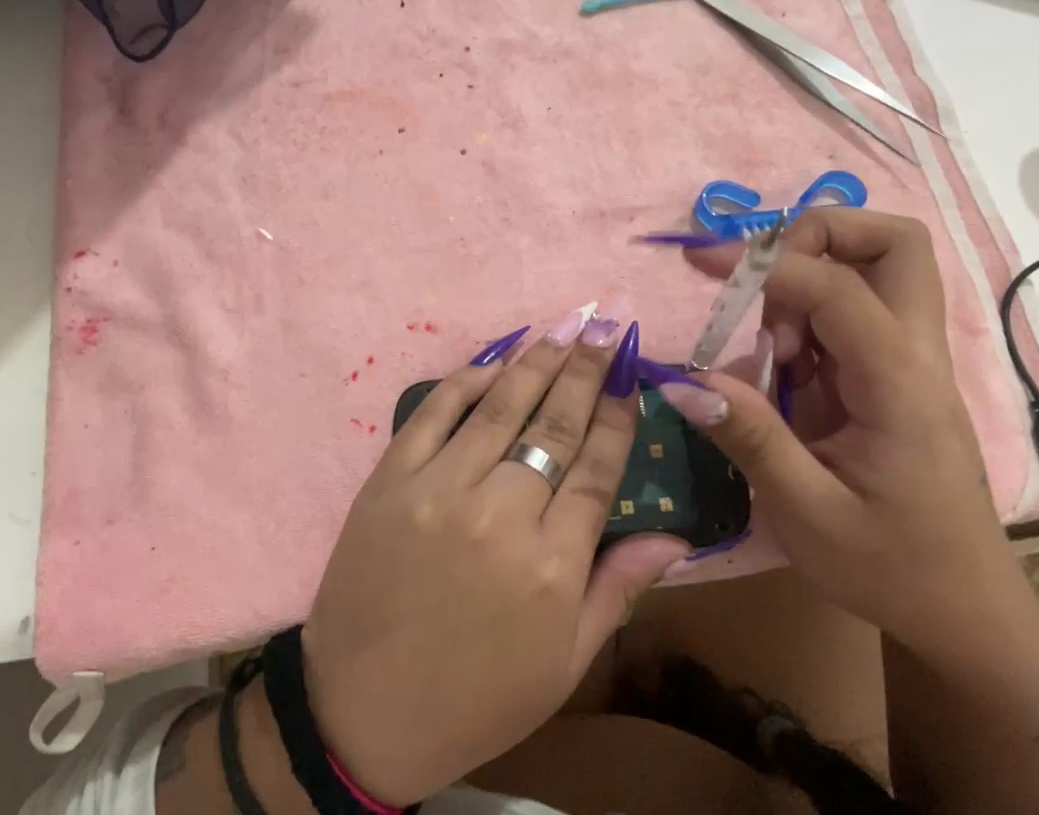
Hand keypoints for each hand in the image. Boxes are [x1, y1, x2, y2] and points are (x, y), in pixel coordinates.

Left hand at [301, 305, 689, 804]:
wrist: (363, 711)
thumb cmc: (477, 699)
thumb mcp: (564, 665)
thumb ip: (618, 590)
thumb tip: (676, 534)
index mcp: (552, 565)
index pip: (598, 469)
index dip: (619, 416)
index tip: (634, 374)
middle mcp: (500, 514)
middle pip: (554, 426)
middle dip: (586, 370)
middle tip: (606, 326)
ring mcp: (438, 491)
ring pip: (498, 409)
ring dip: (534, 363)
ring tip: (564, 327)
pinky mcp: (388, 482)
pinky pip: (432, 416)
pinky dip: (464, 382)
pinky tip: (492, 359)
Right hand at [660, 209, 1021, 656]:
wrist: (964, 611)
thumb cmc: (889, 567)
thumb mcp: (806, 512)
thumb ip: (750, 437)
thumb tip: (684, 380)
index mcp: (899, 384)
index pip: (834, 286)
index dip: (762, 261)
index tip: (697, 261)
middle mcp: (916, 357)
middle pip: (894, 244)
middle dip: (820, 234)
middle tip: (759, 278)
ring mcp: (911, 365)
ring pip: (879, 270)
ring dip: (812, 276)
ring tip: (769, 342)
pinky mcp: (895, 380)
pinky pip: (857, 314)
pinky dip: (810, 315)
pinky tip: (782, 365)